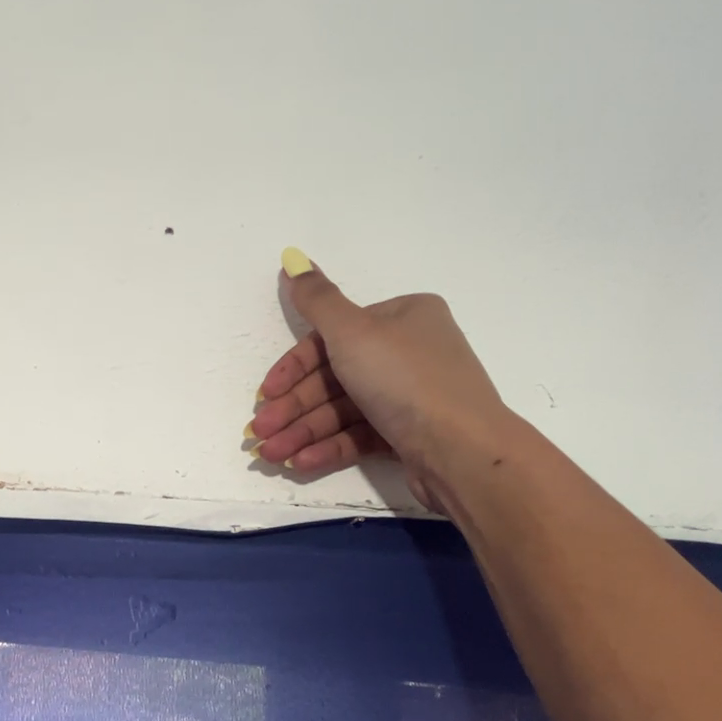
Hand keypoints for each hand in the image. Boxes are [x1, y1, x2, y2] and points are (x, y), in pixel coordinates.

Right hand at [249, 250, 514, 509]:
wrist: (462, 450)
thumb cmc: (404, 380)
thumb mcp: (352, 332)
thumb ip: (316, 301)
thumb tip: (291, 257)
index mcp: (402, 317)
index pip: (332, 338)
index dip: (292, 368)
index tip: (265, 395)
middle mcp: (408, 351)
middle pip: (333, 378)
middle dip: (292, 409)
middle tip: (259, 434)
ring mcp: (410, 395)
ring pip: (342, 411)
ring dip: (302, 432)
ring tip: (273, 456)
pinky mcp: (408, 434)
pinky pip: (359, 435)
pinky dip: (328, 447)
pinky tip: (301, 463)